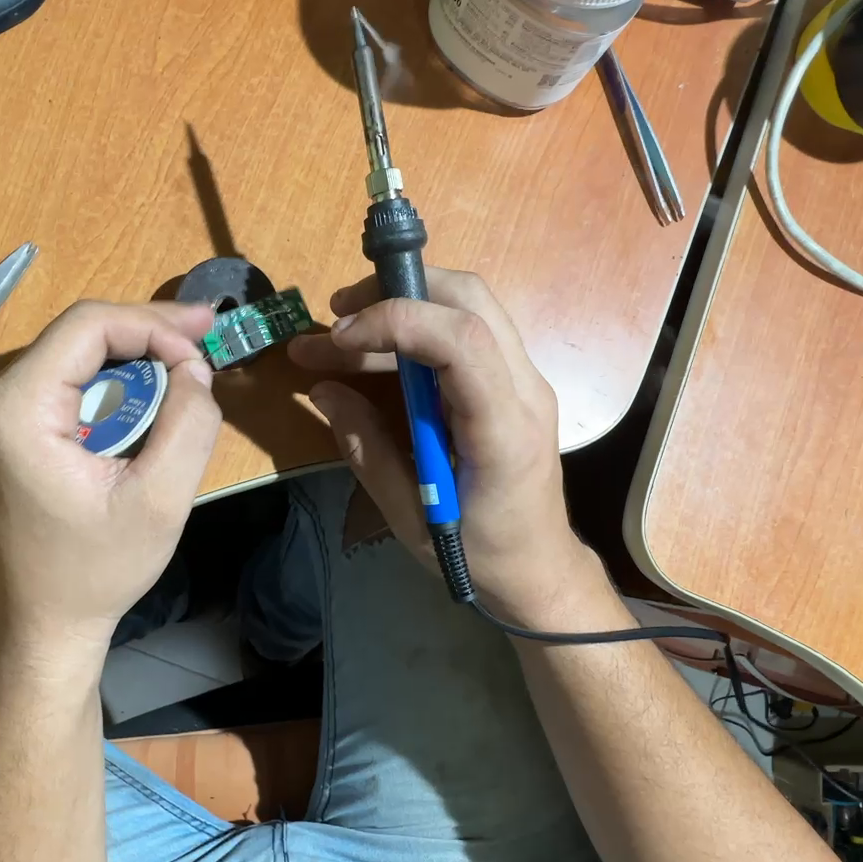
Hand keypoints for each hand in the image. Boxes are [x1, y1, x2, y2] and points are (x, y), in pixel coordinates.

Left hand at [0, 302, 220, 660]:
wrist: (45, 623)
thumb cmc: (99, 570)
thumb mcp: (161, 501)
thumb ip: (189, 424)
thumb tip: (194, 366)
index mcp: (15, 410)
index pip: (87, 326)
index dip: (153, 325)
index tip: (202, 347)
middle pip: (77, 335)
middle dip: (147, 334)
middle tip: (206, 335)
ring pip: (69, 354)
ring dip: (130, 356)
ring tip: (185, 363)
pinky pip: (58, 381)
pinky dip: (106, 381)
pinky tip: (145, 390)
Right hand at [288, 267, 600, 616]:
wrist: (538, 570)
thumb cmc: (479, 556)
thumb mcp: (410, 517)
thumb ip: (367, 450)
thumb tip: (323, 392)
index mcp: (503, 430)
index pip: (462, 340)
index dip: (395, 320)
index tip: (339, 336)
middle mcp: (525, 390)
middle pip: (469, 298)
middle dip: (395, 291)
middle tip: (335, 314)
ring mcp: (525, 381)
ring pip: (468, 305)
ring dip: (400, 308)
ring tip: (334, 339)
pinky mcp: (512, 384)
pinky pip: (466, 334)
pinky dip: (416, 331)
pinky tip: (372, 355)